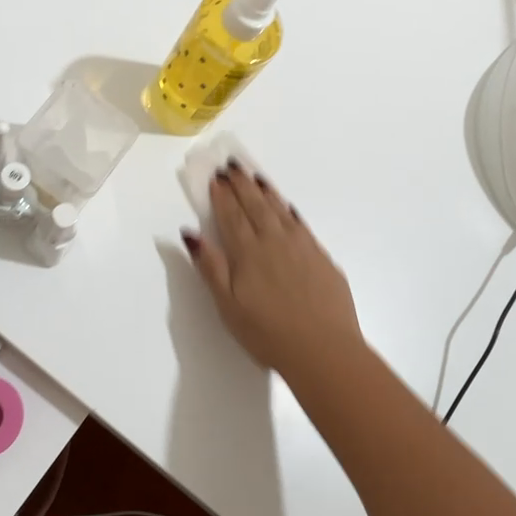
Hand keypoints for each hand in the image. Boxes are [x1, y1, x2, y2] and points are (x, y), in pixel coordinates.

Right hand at [182, 162, 363, 383]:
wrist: (324, 349)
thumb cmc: (268, 333)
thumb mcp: (228, 305)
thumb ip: (210, 267)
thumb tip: (191, 233)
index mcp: (248, 252)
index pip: (232, 215)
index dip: (222, 195)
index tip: (215, 178)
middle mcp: (274, 240)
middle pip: (255, 205)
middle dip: (242, 185)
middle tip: (233, 166)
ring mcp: (302, 246)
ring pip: (280, 209)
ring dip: (265, 191)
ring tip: (255, 176)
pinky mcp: (321, 257)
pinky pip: (300, 223)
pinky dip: (289, 210)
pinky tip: (286, 207)